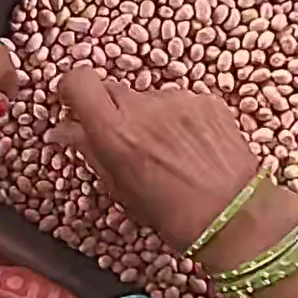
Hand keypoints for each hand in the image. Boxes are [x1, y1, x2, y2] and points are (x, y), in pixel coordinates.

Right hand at [55, 66, 285, 252]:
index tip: (74, 103)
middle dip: (112, 112)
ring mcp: (179, 100)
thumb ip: (89, 150)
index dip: (72, 89)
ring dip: (150, 119)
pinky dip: (178, 121)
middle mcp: (144, 107)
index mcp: (115, 132)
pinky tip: (189, 149)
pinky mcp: (207, 100)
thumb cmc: (171, 213)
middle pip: (113, 90)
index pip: (79, 81)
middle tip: (125, 142)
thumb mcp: (118, 187)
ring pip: (148, 99)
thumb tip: (65, 129)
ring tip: (167, 154)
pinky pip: (180, 103)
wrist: (233, 216)